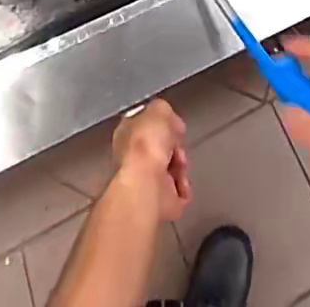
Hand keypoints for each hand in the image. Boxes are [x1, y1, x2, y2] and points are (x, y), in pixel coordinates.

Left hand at [110, 99, 191, 221]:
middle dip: (176, 147)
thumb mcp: (158, 110)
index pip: (146, 125)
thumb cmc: (148, 144)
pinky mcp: (155, 201)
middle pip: (162, 148)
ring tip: (180, 169)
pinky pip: (176, 191)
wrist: (145, 186)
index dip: (164, 124)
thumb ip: (162, 109)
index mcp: (127, 134)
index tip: (176, 126)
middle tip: (179, 149)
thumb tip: (167, 120)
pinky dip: (182, 188)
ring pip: (171, 169)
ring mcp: (143, 181)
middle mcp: (132, 157)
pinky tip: (181, 186)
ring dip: (181, 168)